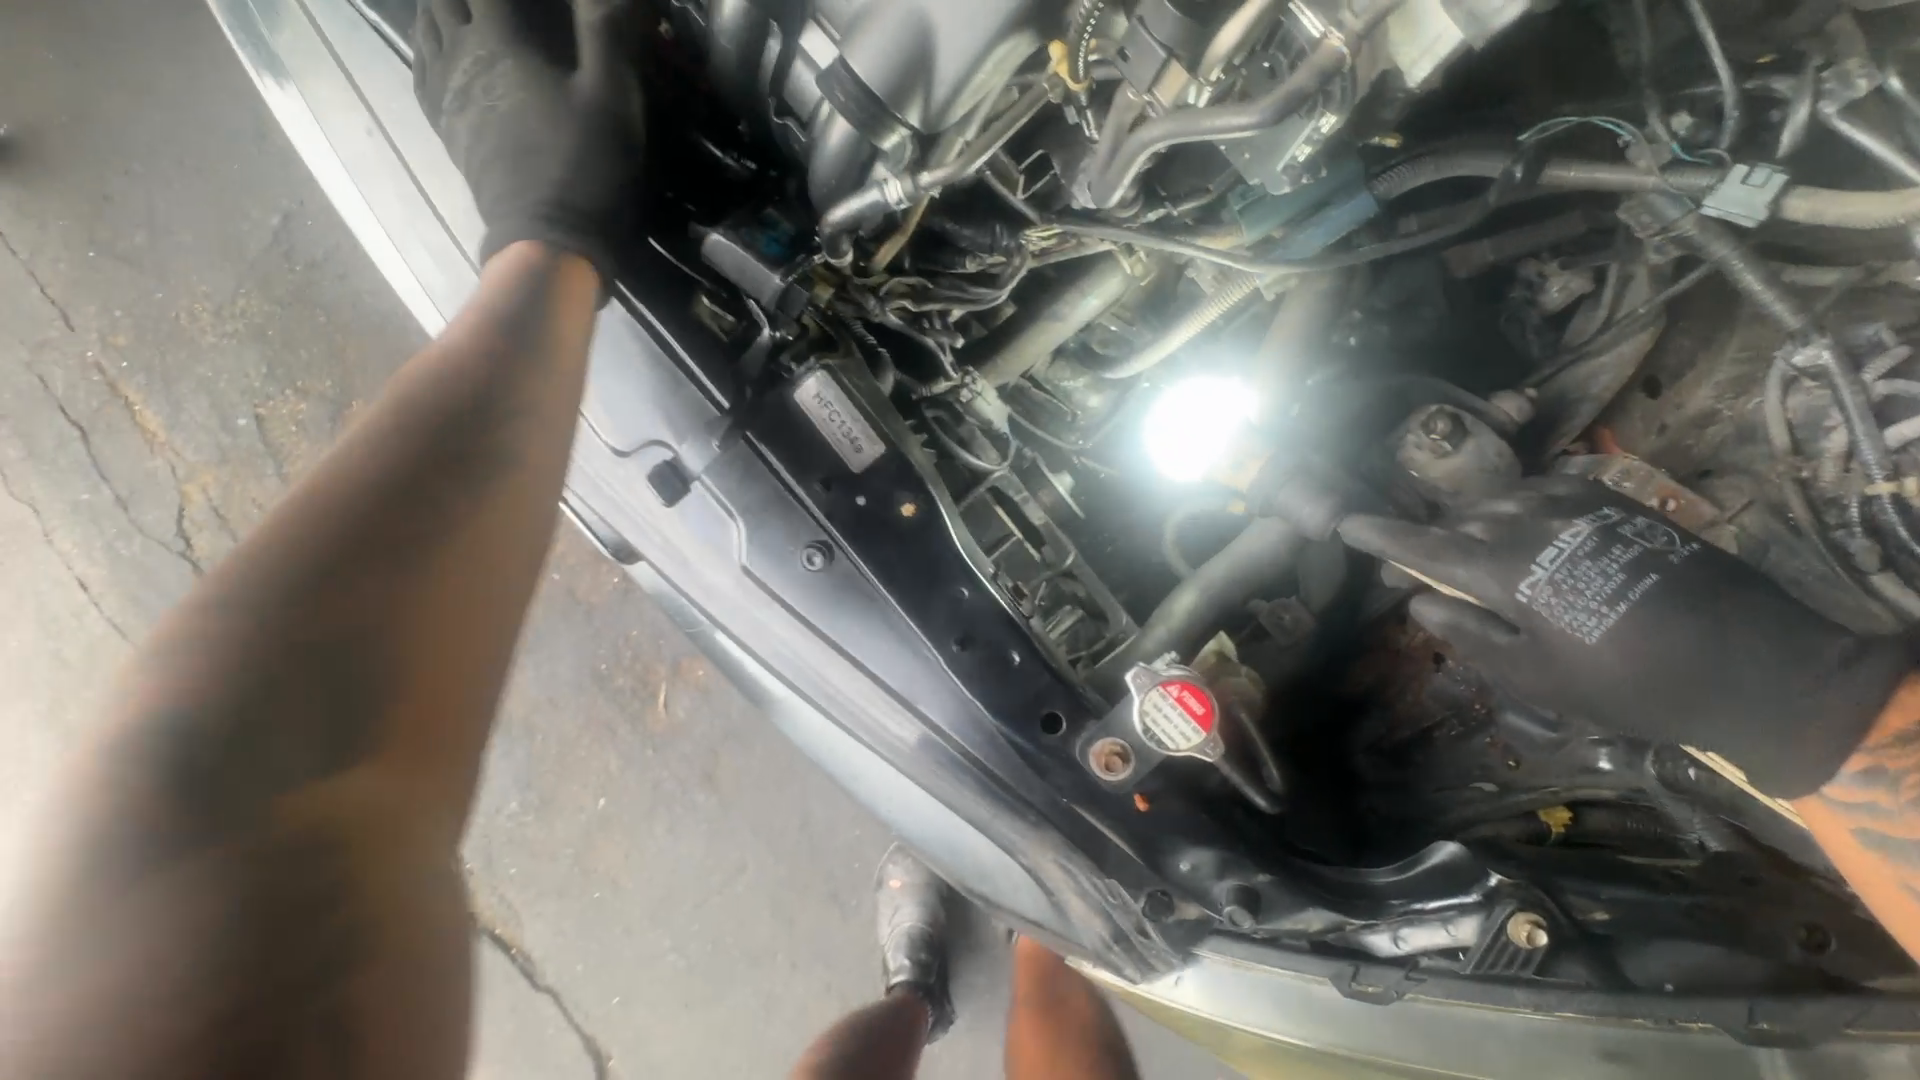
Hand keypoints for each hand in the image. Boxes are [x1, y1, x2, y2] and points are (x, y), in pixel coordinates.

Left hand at [414, 0, 643, 286]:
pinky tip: (440, 46)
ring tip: (467, 6)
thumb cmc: (586, 169)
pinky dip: (427, 44)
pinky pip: (422, 70)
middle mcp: (462, 55)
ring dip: (444, 5)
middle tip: (501, 3)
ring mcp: (448, 94)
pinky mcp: (448, 129)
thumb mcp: (613, 98)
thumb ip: (608, 30)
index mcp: (500, 39)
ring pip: (426, 25)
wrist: (549, 241)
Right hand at [1338, 476, 1910, 796]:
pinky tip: (1522, 523)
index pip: (1421, 544)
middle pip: (1457, 520)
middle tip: (1413, 566)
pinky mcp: (1615, 505)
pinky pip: (1544, 490)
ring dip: (1472, 522)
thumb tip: (1418, 599)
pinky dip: (1518, 505)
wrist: (1756, 663)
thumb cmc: (1630, 684)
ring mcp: (1577, 507)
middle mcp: (1531, 525)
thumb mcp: (1535, 678)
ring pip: (1498, 500)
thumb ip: (1468, 633)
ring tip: (1466, 547)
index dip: (1378, 535)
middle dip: (1427, 538)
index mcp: (1503, 570)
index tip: (1344, 525)